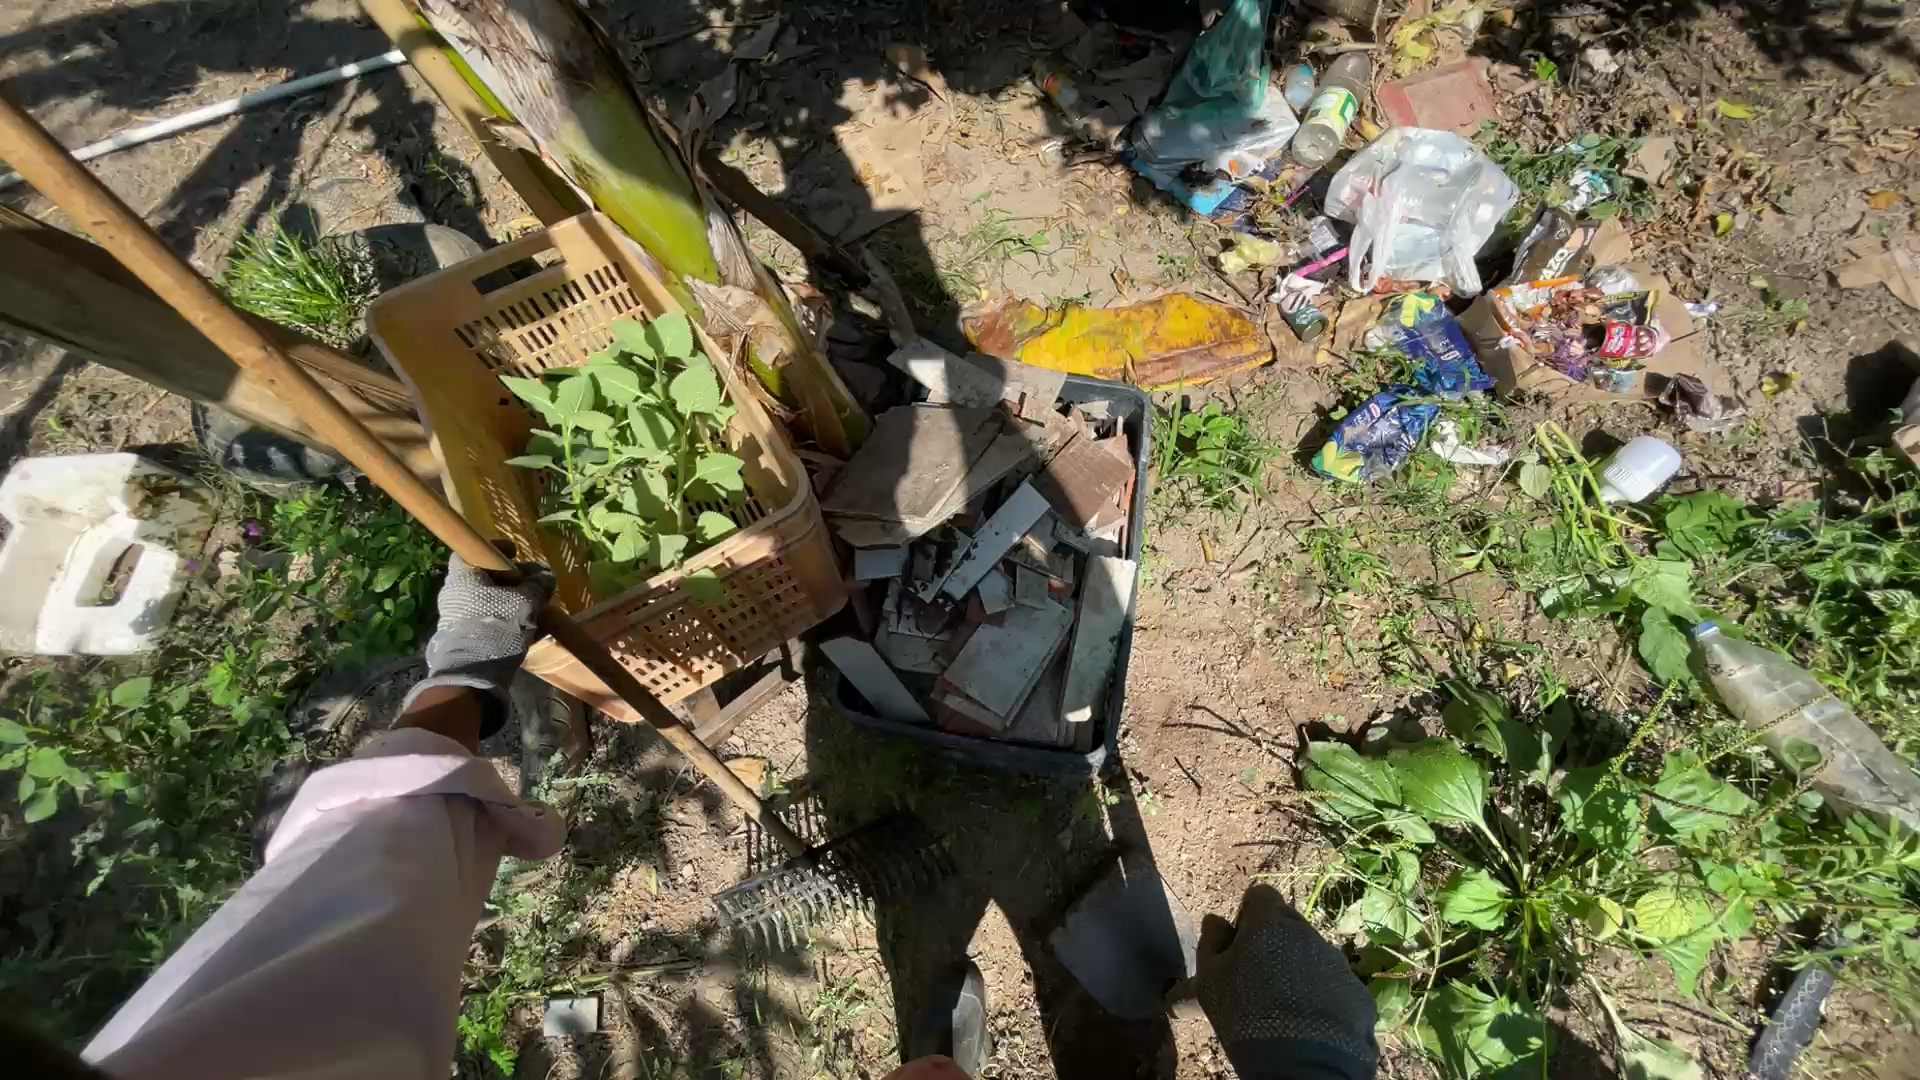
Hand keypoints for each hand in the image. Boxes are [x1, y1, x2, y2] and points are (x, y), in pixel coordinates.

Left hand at [399, 553, 553, 740]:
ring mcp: (456, 616)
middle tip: (533, 584)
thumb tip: (545, 575)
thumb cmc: (496, 627)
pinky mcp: (462, 636)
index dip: (495, 548)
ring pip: (488, 598)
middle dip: (510, 578)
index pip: (471, 550)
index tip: (515, 552)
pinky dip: (506, 616)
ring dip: (511, 599)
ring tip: (536, 607)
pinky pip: (487, 617)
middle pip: (484, 576)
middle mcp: (454, 593)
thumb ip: (537, 584)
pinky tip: (527, 626)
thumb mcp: (526, 601)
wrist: (473, 674)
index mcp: (462, 577)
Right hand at [1194, 883, 1377, 1079]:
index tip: (1242, 941)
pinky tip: (1312, 1021)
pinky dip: (1326, 996)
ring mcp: (1339, 965)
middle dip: (1276, 940)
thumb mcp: (1210, 977)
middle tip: (1262, 974)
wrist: (1301, 1070)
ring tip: (1288, 1002)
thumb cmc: (1246, 1015)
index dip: (1250, 914)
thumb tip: (1216, 919)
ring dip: (1301, 966)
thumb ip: (1212, 940)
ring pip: (1315, 954)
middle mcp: (1308, 933)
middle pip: (1290, 924)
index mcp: (1270, 921)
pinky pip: (1337, 985)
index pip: (1262, 896)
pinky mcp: (1361, 997)